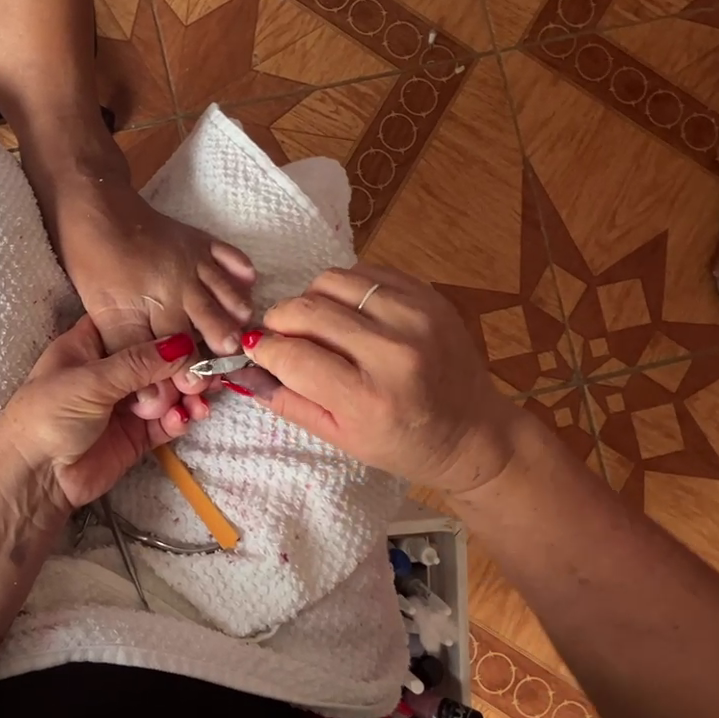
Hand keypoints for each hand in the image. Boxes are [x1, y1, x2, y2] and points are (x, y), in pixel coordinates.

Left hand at [0, 316, 206, 512]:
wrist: (34, 479)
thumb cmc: (49, 415)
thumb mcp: (91, 380)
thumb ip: (138, 362)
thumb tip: (183, 343)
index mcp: (87, 346)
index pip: (130, 324)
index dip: (160, 325)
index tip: (193, 329)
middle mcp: (108, 371)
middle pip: (154, 359)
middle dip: (181, 365)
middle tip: (206, 373)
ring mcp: (123, 404)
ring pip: (166, 391)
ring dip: (185, 394)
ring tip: (200, 401)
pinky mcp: (135, 436)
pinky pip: (165, 422)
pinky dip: (179, 419)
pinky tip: (185, 419)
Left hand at [45, 175, 255, 418]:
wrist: (95, 212)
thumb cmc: (94, 267)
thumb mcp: (103, 314)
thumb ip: (129, 354)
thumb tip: (155, 397)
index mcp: (159, 307)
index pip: (184, 352)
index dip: (192, 375)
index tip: (196, 393)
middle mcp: (185, 286)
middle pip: (217, 326)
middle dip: (223, 350)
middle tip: (226, 362)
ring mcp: (197, 261)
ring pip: (233, 296)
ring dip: (239, 316)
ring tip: (239, 331)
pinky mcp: (201, 240)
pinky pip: (233, 257)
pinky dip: (243, 273)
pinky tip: (247, 285)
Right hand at [225, 265, 527, 493]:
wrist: (478, 435)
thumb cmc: (403, 444)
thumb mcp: (339, 438)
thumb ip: (286, 400)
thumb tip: (240, 368)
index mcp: (370, 399)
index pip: (291, 355)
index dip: (262, 349)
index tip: (253, 349)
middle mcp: (395, 353)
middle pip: (306, 309)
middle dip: (278, 320)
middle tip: (279, 335)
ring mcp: (416, 317)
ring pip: (329, 281)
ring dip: (310, 299)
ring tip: (318, 324)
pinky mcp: (427, 296)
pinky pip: (362, 272)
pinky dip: (343, 289)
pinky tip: (349, 314)